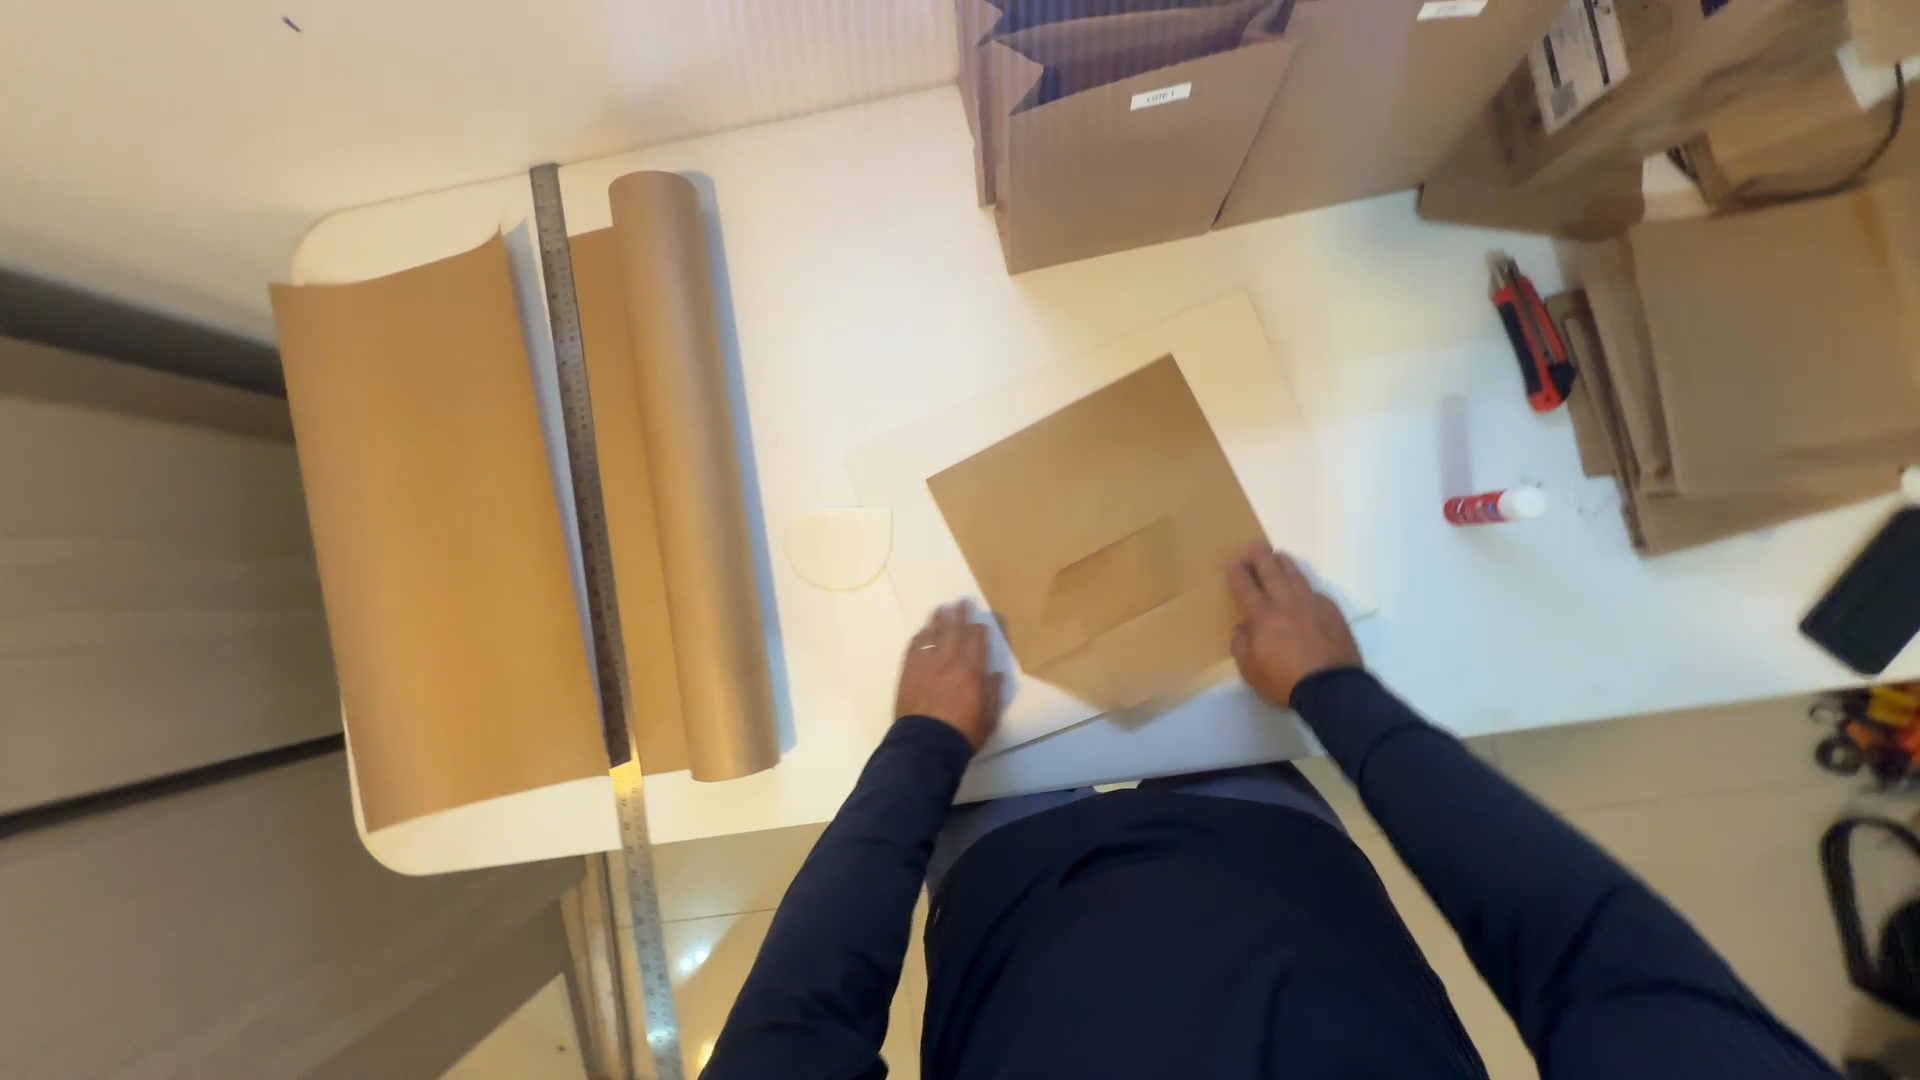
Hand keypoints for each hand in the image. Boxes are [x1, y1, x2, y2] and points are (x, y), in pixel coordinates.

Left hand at [895, 600, 1004, 751]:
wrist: (926, 744)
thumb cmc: (963, 732)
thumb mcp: (989, 715)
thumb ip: (993, 691)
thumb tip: (996, 673)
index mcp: (972, 669)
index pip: (978, 639)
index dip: (982, 627)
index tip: (984, 619)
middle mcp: (949, 660)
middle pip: (955, 630)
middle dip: (960, 614)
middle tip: (962, 602)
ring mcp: (926, 663)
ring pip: (933, 634)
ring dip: (939, 619)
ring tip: (942, 608)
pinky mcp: (909, 671)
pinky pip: (914, 647)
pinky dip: (920, 636)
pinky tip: (923, 631)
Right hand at [1227, 543, 1361, 708]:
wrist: (1332, 689)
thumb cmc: (1284, 680)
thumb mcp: (1250, 670)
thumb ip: (1241, 645)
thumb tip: (1242, 627)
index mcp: (1262, 617)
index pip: (1246, 587)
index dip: (1238, 572)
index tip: (1234, 560)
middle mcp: (1286, 604)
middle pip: (1271, 573)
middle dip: (1261, 557)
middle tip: (1256, 544)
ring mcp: (1312, 606)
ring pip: (1296, 577)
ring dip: (1285, 564)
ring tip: (1279, 556)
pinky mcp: (1333, 613)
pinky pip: (1316, 593)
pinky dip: (1307, 587)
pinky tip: (1305, 588)